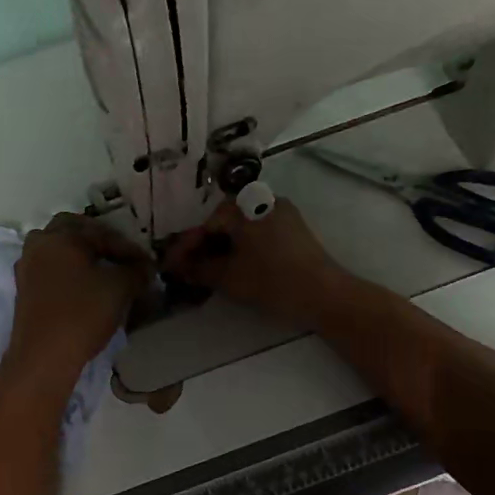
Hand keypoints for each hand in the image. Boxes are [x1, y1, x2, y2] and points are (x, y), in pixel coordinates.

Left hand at [7, 212, 151, 384]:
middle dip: (98, 241)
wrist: (44, 357)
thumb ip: (136, 271)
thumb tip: (145, 267)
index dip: (128, 248)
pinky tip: (85, 290)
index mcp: (60, 236)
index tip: (147, 265)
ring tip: (104, 273)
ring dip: (81, 257)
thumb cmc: (82, 314)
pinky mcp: (24, 292)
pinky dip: (69, 274)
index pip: (102, 233)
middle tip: (120, 258)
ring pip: (58, 252)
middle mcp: (38, 245)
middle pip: (72, 231)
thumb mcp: (119, 289)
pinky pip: (50, 272)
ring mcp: (27, 269)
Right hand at [161, 198, 353, 326]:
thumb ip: (199, 269)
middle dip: (204, 246)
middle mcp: (263, 201)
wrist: (322, 294)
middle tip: (189, 268)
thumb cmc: (270, 281)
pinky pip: (258, 233)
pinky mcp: (294, 229)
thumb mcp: (228, 277)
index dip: (186, 247)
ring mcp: (282, 213)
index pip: (206, 225)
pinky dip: (242, 247)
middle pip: (224, 223)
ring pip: (242, 228)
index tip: (171, 265)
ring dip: (223, 247)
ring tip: (210, 271)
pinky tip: (235, 267)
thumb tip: (178, 268)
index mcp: (244, 207)